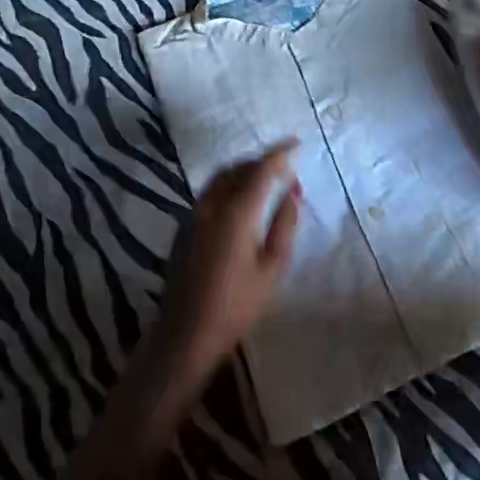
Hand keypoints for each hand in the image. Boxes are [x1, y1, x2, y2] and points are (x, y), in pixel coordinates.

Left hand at [157, 141, 301, 378]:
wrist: (184, 336)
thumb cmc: (236, 306)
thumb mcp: (272, 267)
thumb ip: (284, 225)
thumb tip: (290, 196)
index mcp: (235, 213)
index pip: (261, 169)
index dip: (280, 153)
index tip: (297, 144)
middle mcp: (210, 206)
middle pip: (237, 168)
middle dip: (262, 162)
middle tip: (286, 173)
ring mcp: (192, 216)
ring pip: (220, 178)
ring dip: (244, 172)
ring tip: (267, 185)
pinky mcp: (183, 229)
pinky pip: (209, 193)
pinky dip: (229, 186)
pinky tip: (242, 205)